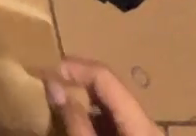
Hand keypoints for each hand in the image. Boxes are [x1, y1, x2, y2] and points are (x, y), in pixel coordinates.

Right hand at [46, 59, 161, 135]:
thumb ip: (74, 119)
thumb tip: (52, 83)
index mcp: (140, 121)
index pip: (104, 75)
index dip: (73, 67)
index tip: (46, 69)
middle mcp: (149, 121)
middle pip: (109, 87)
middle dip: (76, 81)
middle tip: (49, 83)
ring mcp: (148, 131)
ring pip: (112, 102)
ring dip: (84, 99)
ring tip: (60, 104)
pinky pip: (117, 117)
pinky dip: (95, 115)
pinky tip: (80, 123)